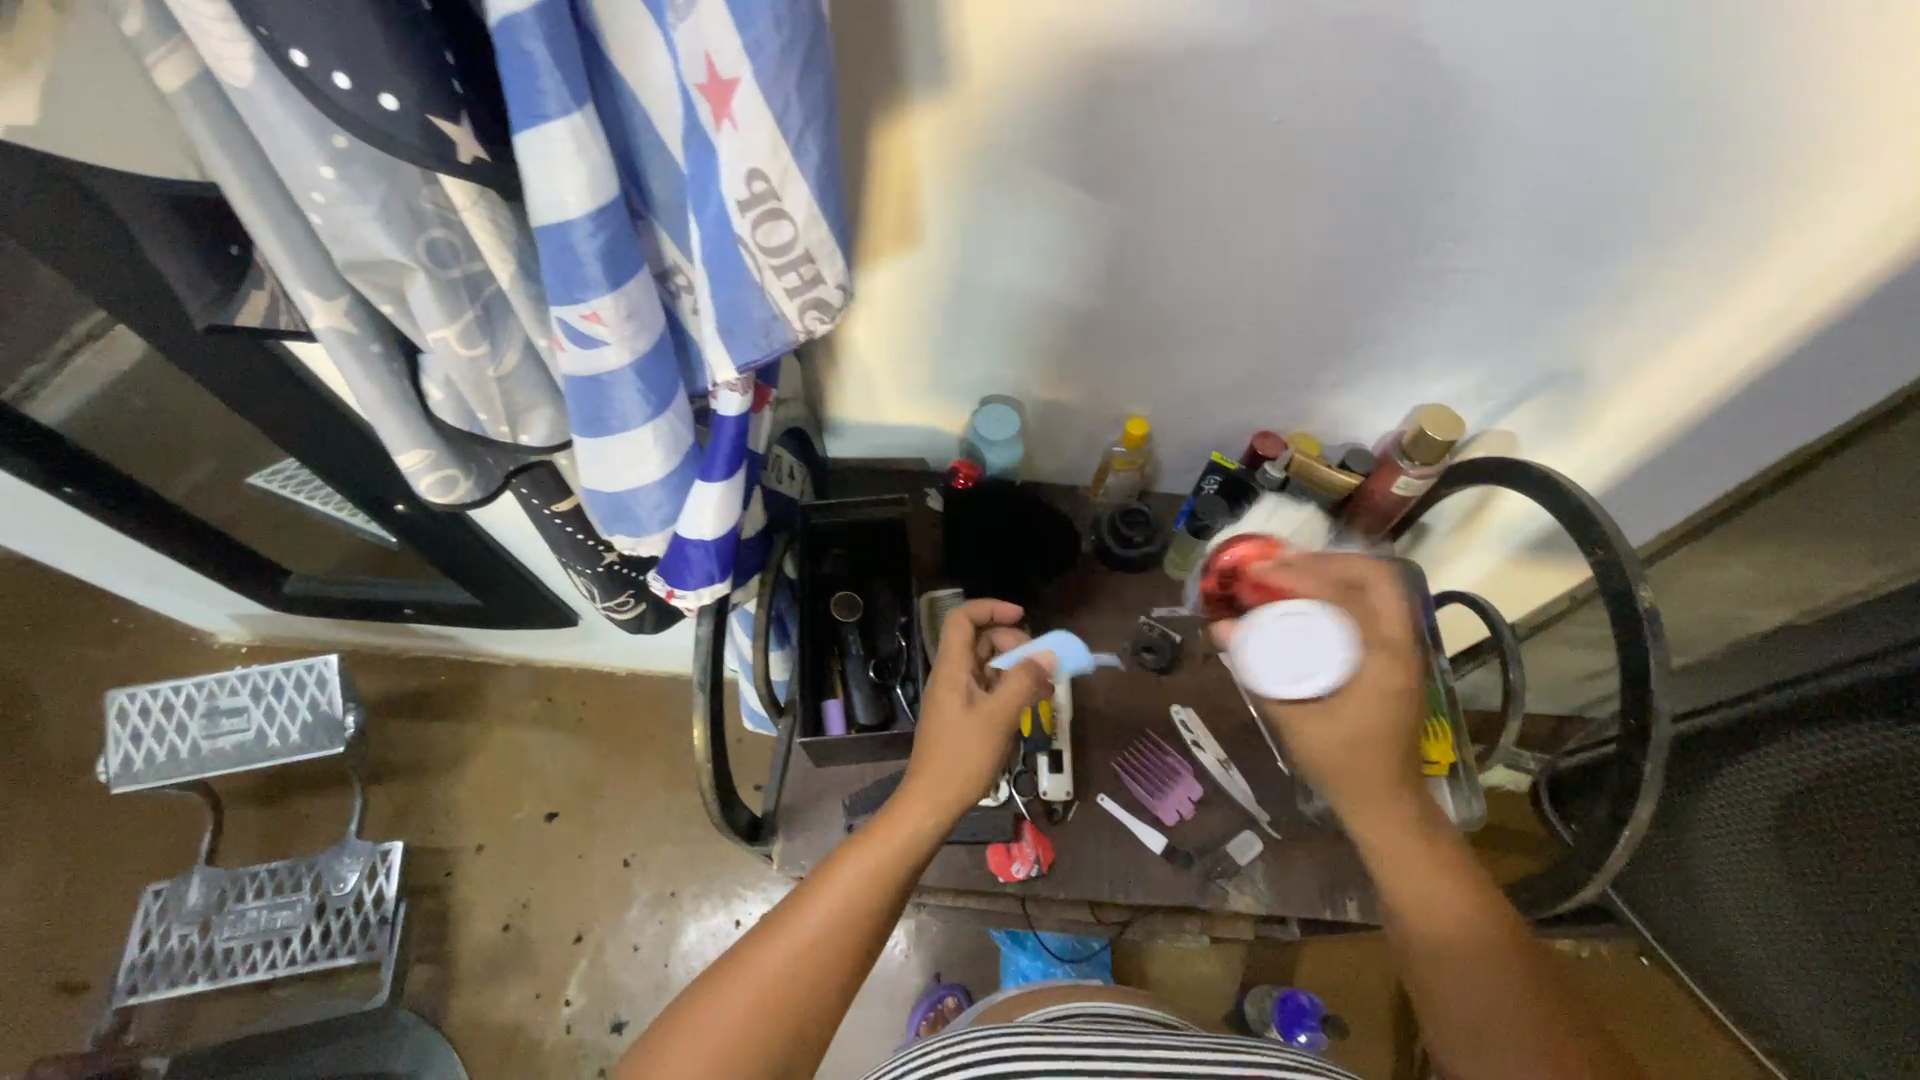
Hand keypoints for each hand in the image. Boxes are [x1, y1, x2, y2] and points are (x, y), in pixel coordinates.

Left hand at [897, 599, 1055, 822]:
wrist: (933, 800)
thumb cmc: (963, 757)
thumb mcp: (999, 717)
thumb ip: (1023, 682)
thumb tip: (1047, 655)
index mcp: (952, 668)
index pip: (963, 618)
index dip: (991, 608)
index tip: (1023, 616)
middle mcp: (951, 675)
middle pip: (980, 640)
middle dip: (1013, 643)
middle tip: (1040, 663)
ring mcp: (956, 695)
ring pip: (988, 666)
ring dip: (1017, 669)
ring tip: (1045, 687)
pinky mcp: (963, 714)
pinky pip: (989, 688)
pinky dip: (1010, 689)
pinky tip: (1032, 705)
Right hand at [1212, 552, 1427, 827]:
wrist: (1386, 802)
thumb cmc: (1341, 765)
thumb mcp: (1292, 720)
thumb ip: (1255, 670)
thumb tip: (1219, 627)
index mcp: (1384, 659)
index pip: (1347, 595)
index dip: (1302, 575)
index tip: (1261, 570)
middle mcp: (1403, 645)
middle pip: (1377, 575)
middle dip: (1327, 560)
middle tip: (1282, 563)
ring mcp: (1405, 650)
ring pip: (1381, 587)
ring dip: (1337, 571)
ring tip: (1291, 573)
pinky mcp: (1397, 657)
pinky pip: (1376, 606)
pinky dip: (1344, 591)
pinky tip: (1310, 599)